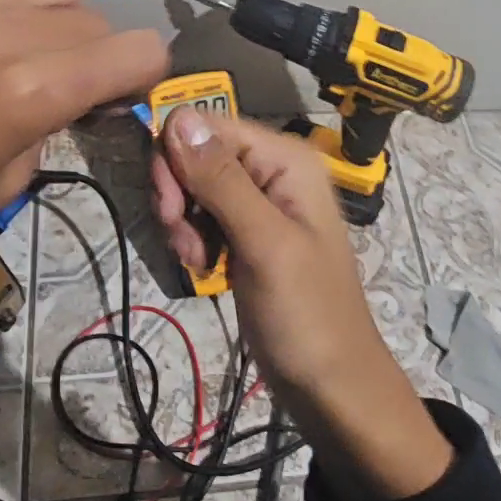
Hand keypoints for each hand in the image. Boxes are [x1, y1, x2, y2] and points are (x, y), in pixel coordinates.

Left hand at [0, 0, 167, 284]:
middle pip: (91, 15)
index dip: (142, 73)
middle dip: (94, 52)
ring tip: (15, 39)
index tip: (122, 91)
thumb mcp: (2, 187)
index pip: (135, 50)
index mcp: (28, 93)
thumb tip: (70, 92)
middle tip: (61, 83)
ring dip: (49, 11)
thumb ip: (50, 123)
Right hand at [152, 109, 452, 500]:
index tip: (169, 209)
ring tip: (199, 263)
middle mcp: (273, 169)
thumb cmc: (306, 315)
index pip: (207, 127)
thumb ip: (222, 180)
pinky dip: (194, 239)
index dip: (177, 160)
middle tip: (185, 244)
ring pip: (193, 186)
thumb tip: (179, 116)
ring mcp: (260, 201)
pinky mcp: (247, 231)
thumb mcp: (264, 243)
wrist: (330, 384)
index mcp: (286, 158)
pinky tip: (204, 268)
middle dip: (179, 195)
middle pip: (196, 153)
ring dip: (184, 223)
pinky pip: (203, 215)